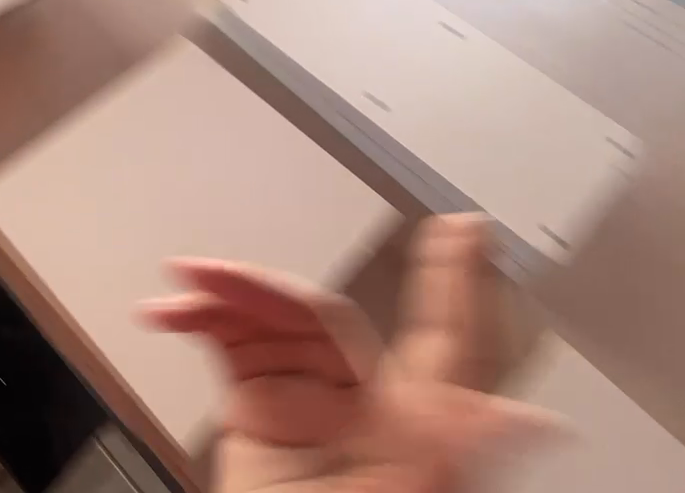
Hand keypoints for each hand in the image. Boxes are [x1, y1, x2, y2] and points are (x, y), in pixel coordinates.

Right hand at [139, 214, 559, 492]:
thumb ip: (444, 455)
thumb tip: (519, 419)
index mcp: (410, 426)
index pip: (445, 342)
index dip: (456, 284)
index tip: (464, 230)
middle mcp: (362, 402)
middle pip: (315, 314)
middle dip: (258, 286)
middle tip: (205, 274)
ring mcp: (306, 396)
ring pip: (265, 317)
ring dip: (215, 297)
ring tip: (175, 296)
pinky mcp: (257, 397)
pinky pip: (225, 337)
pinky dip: (192, 317)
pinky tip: (165, 314)